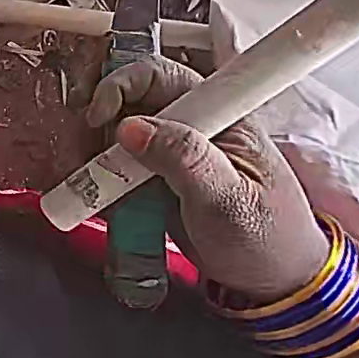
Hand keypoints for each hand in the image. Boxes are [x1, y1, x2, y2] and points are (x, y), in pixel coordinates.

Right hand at [86, 57, 327, 301]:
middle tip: (86, 156)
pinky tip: (94, 194)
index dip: (121, 85)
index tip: (98, 117)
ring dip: (92, 151)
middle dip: (97, 121)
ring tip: (89, 182)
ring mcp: (167, 150)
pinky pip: (111, 162)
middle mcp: (188, 123)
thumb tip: (128, 127)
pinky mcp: (151, 175)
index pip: (160, 74)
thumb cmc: (264, 239)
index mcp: (217, 115)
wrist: (272, 282)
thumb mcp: (228, 200)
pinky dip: (95, 173)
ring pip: (111, 130)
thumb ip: (184, 160)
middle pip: (126, 99)